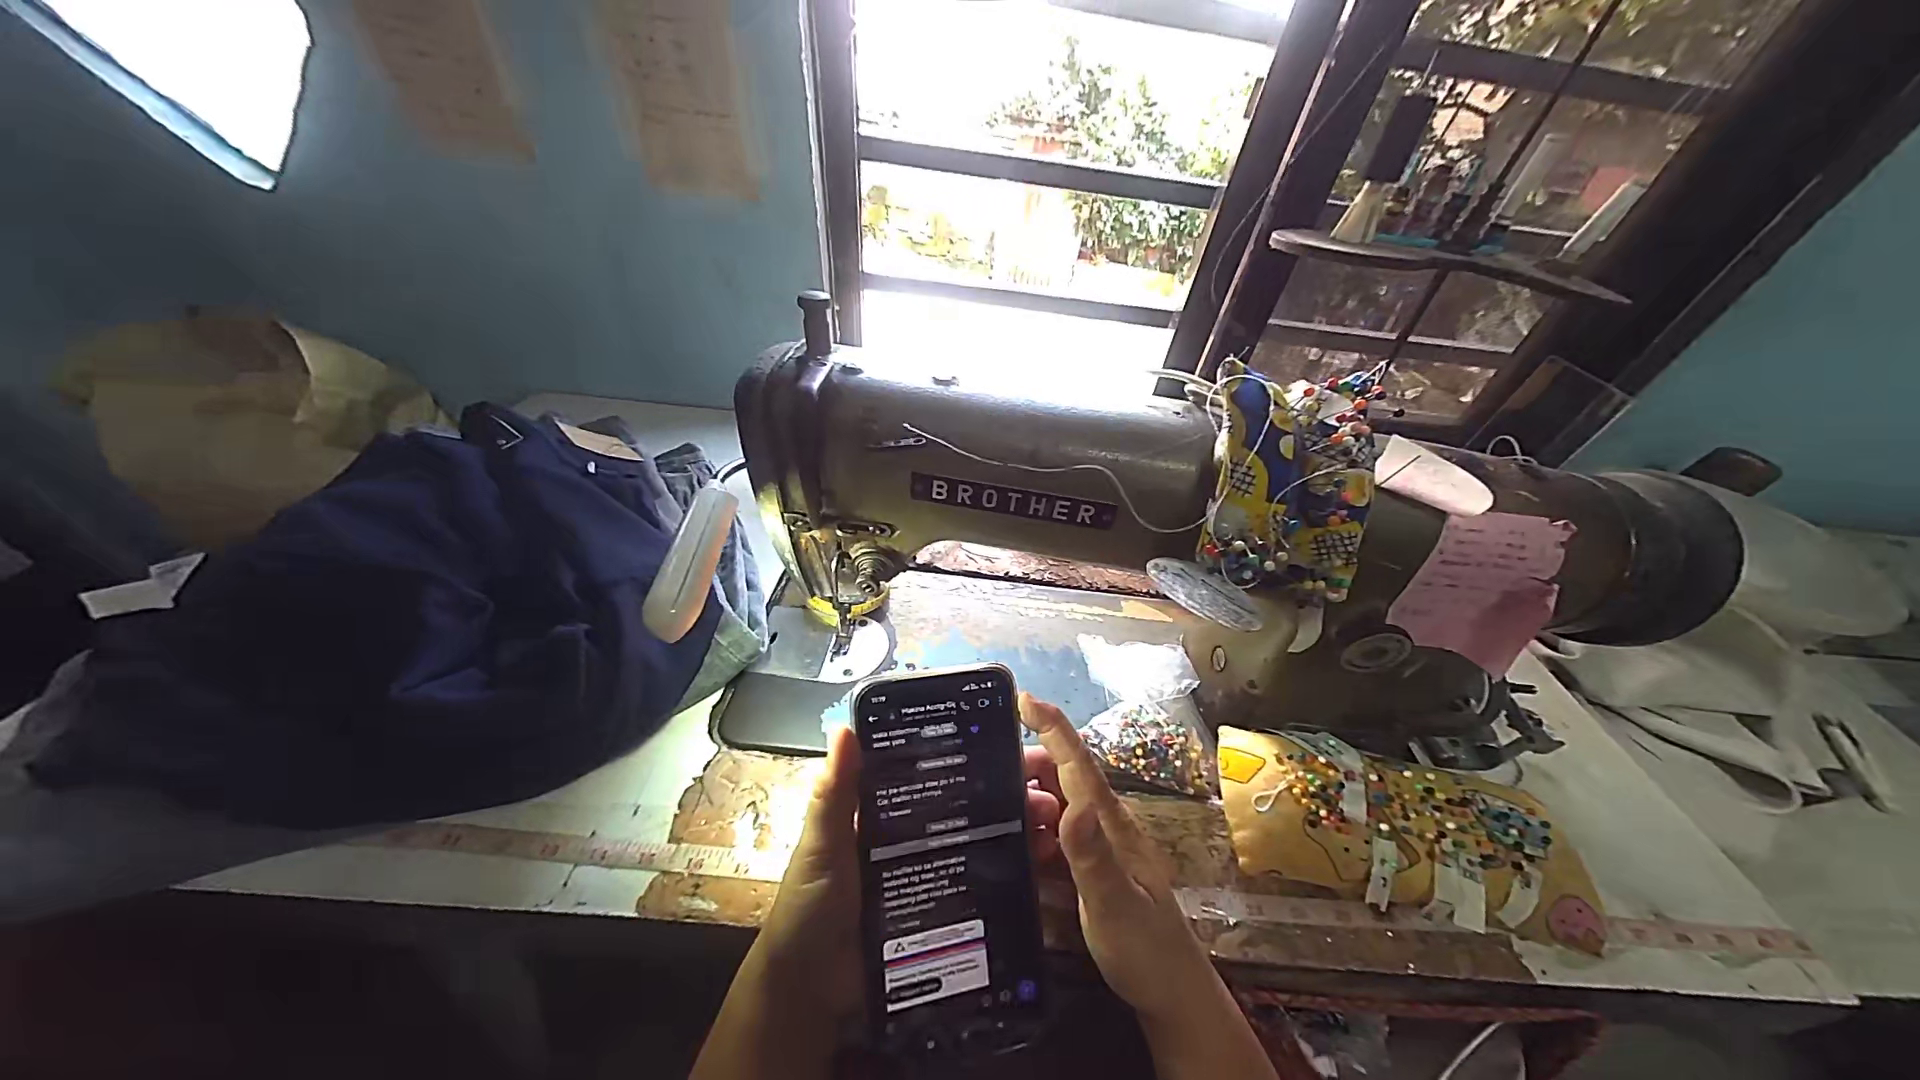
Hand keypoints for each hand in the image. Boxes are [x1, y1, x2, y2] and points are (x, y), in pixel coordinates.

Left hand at [692, 722, 1064, 1078]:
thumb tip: (844, 728)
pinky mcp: (946, 909)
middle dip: (1008, 791)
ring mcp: (933, 870)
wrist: (811, 989)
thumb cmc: (811, 903)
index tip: (1012, 743)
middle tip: (1045, 788)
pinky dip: (1014, 870)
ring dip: (1018, 826)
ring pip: (984, 839)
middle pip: (969, 803)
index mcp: (887, 808)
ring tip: (1050, 823)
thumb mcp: (823, 844)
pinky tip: (1041, 861)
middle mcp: (915, 832)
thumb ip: (834, 794)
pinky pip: (985, 883)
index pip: (935, 770)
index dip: (971, 754)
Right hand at [1018, 693, 1276, 1079]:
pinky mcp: (1087, 866)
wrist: (1171, 994)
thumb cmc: (1146, 948)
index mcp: (1110, 822)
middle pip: (1060, 776)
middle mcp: (1102, 823)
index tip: (1024, 698)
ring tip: (1011, 828)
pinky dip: (1034, 833)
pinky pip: (1054, 835)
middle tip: (999, 791)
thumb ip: (1091, 857)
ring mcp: (1096, 845)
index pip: (1078, 762)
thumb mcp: (1115, 905)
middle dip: (1028, 770)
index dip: (1052, 726)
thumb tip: (1073, 805)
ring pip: (1054, 804)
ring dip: (1029, 805)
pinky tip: (1020, 849)